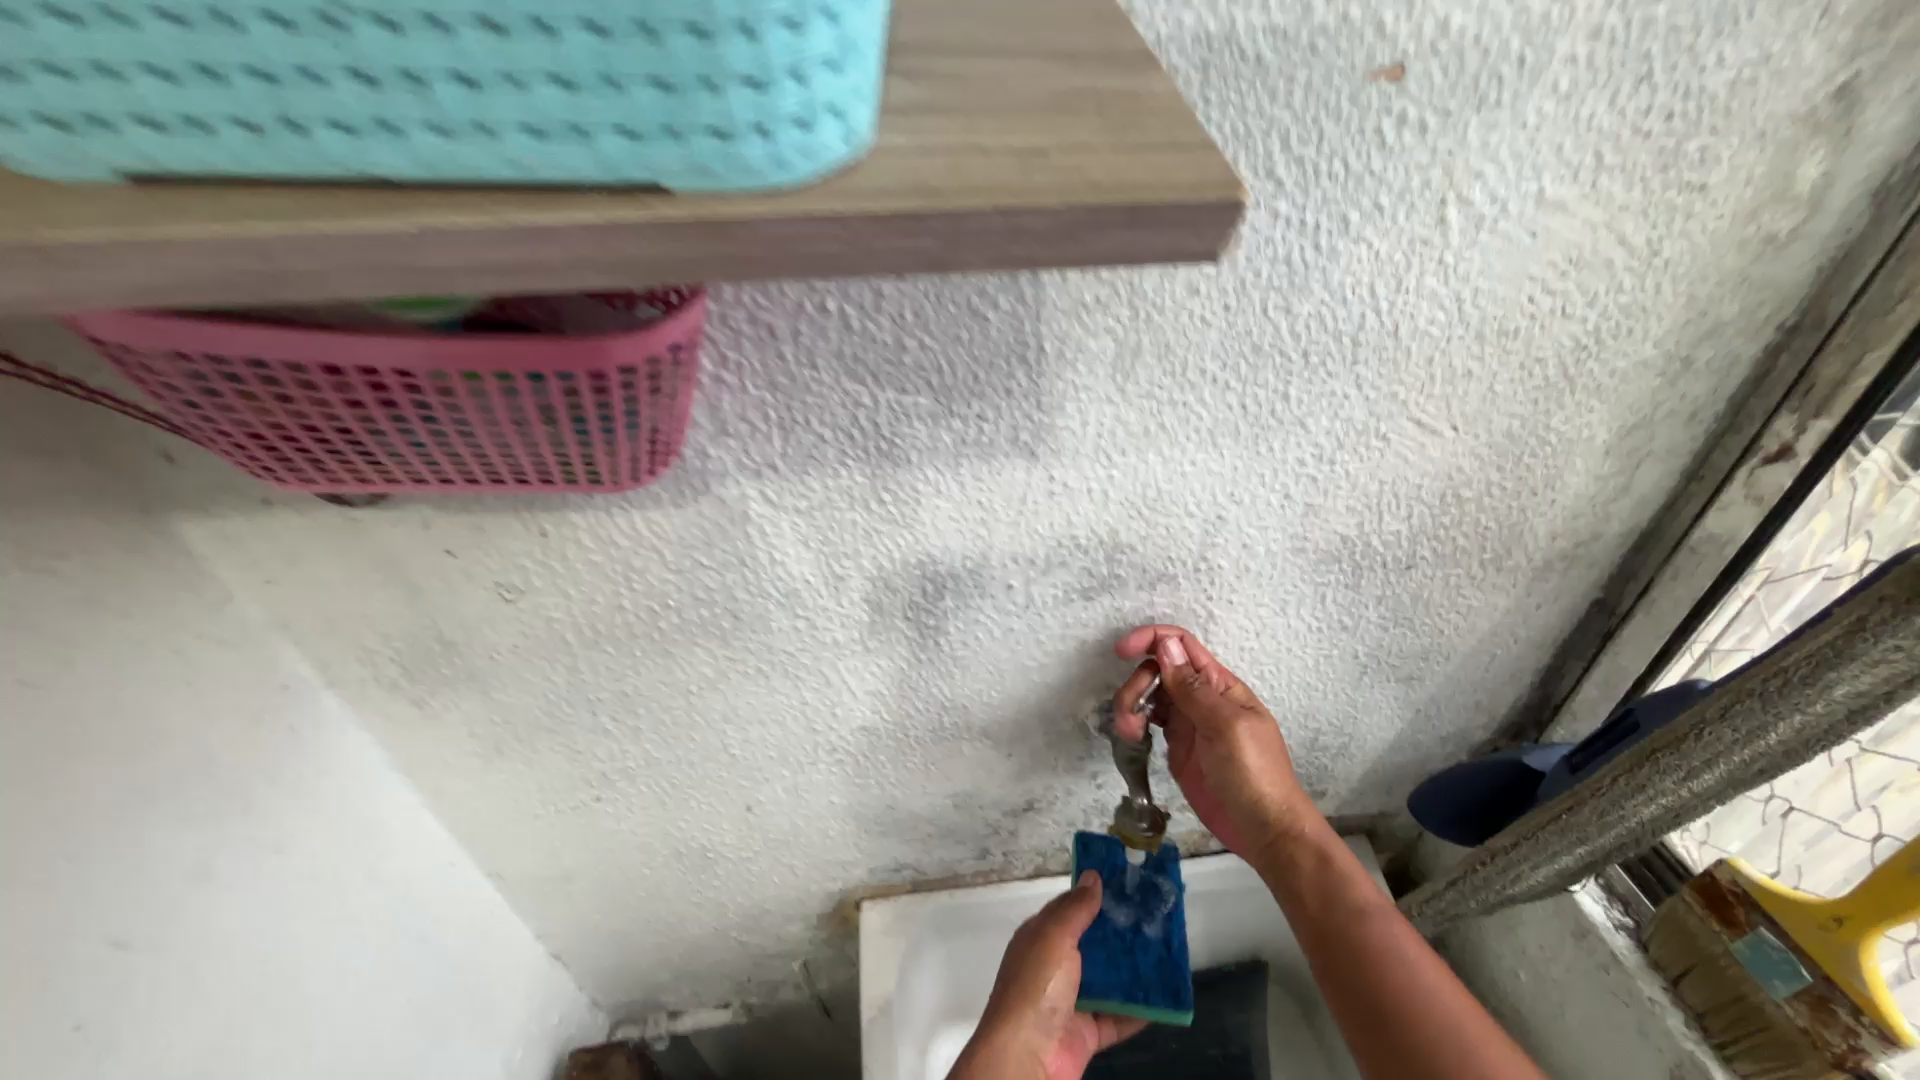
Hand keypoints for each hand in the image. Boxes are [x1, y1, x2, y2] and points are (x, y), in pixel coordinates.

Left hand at [947, 871, 1145, 1079]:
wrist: (1027, 1055)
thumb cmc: (1037, 986)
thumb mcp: (1053, 937)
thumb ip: (1075, 909)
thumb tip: (1093, 875)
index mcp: (1041, 939)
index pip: (1070, 910)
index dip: (1096, 898)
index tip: (1129, 886)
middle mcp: (1055, 967)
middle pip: (1093, 946)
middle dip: (1122, 935)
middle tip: (1158, 919)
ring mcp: (1072, 1002)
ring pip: (1109, 981)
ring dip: (1134, 971)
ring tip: (1168, 954)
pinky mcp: (1088, 1033)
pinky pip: (1118, 1019)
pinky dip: (1140, 1011)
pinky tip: (1165, 998)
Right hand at [1111, 625, 1319, 857]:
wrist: (1265, 830)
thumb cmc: (1255, 774)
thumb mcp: (1227, 727)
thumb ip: (1193, 688)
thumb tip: (1166, 645)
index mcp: (1219, 684)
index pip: (1181, 645)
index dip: (1150, 640)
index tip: (1121, 651)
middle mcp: (1201, 697)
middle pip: (1158, 670)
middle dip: (1136, 684)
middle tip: (1130, 717)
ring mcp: (1188, 722)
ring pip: (1150, 695)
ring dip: (1131, 705)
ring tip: (1128, 734)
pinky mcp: (1177, 746)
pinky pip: (1149, 722)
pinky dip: (1134, 724)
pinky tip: (1133, 739)